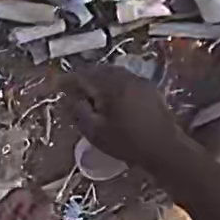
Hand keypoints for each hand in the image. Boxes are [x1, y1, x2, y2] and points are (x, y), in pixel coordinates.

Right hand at [63, 66, 186, 167]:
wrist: (165, 148)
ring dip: (97, 80)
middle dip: (81, 79)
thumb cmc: (127, 143)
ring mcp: (138, 80)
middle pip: (96, 70)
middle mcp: (124, 76)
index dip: (66, 81)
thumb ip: (78, 112)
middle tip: (70, 91)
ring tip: (88, 95)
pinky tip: (110, 98)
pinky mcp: (148, 87)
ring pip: (111, 73)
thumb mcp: (95, 132)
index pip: (81, 75)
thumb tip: (66, 98)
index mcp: (109, 85)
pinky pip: (123, 79)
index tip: (54, 86)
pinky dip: (112, 84)